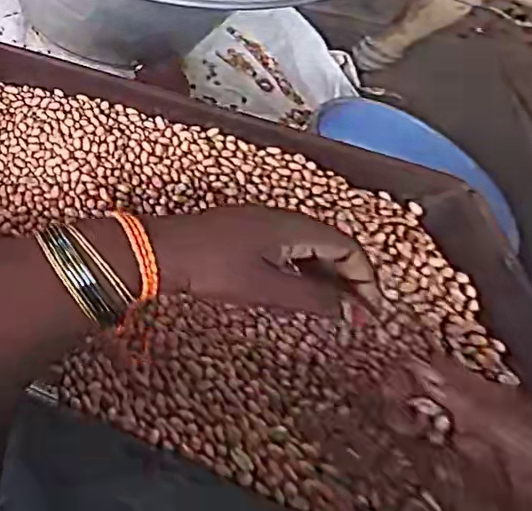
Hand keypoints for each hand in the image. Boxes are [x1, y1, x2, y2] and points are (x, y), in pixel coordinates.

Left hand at [153, 206, 384, 319]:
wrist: (161, 250)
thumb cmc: (214, 268)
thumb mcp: (270, 288)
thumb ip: (317, 298)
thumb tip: (357, 312)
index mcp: (289, 224)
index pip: (346, 245)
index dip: (366, 280)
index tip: (370, 314)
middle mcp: (275, 216)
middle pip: (328, 242)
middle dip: (348, 277)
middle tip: (355, 316)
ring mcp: (255, 220)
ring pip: (305, 244)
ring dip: (324, 273)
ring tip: (330, 308)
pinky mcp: (239, 229)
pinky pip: (283, 245)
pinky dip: (299, 267)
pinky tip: (295, 290)